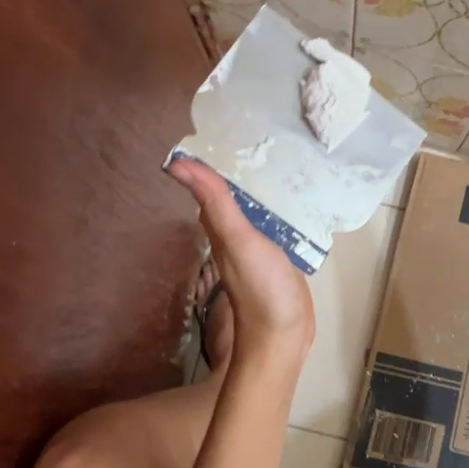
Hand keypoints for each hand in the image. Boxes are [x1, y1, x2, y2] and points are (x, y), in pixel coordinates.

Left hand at [167, 157, 314, 360]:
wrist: (285, 335)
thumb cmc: (261, 287)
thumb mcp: (238, 240)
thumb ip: (216, 202)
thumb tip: (176, 163)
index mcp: (221, 229)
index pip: (210, 188)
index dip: (210, 163)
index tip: (220, 132)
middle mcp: (236, 237)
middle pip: (233, 198)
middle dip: (238, 172)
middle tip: (254, 138)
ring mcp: (259, 249)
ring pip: (254, 212)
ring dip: (260, 191)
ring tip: (275, 160)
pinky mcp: (280, 260)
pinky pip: (276, 227)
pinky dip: (280, 211)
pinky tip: (292, 202)